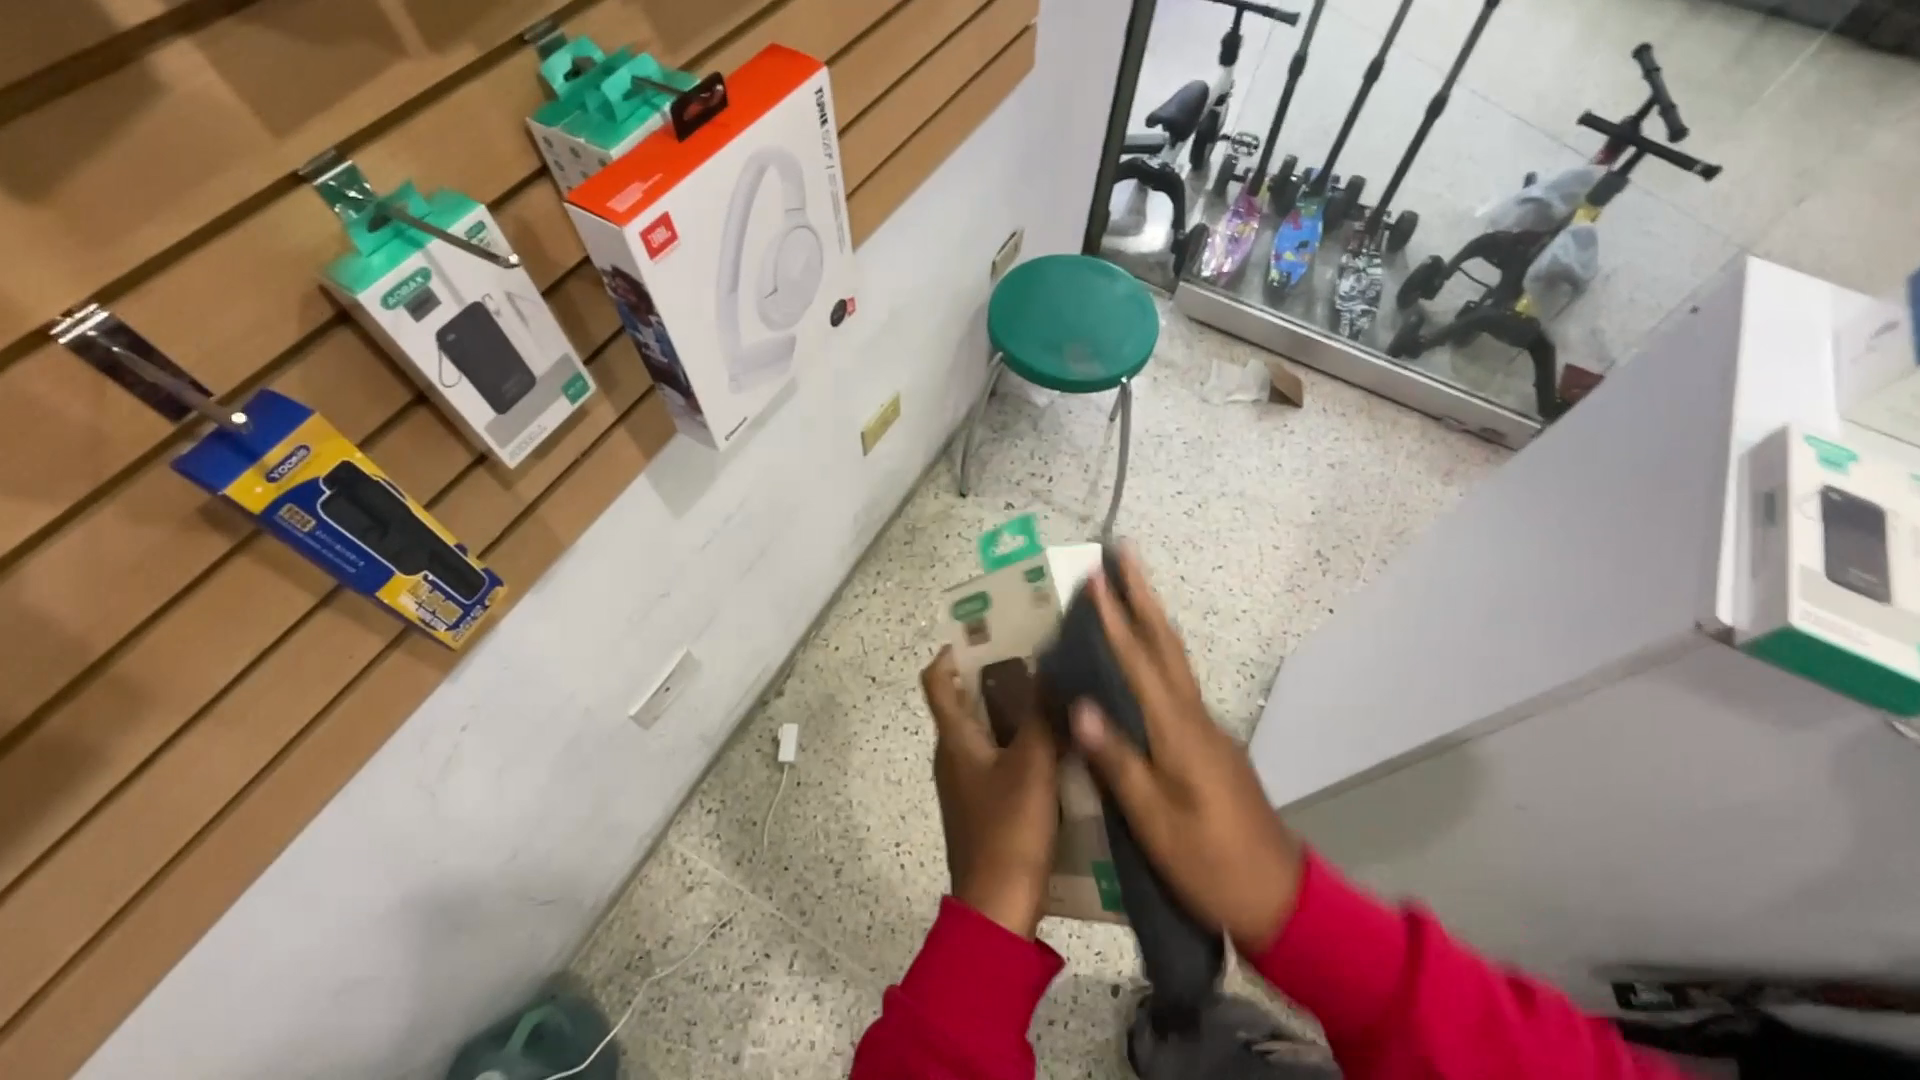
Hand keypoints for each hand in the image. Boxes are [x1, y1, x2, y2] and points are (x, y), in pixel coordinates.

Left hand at [922, 647, 1059, 938]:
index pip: (937, 683)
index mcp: (954, 740)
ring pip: (984, 736)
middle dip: (995, 681)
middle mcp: (951, 758)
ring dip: (1010, 715)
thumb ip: (1040, 716)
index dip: (950, 655)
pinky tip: (1055, 752)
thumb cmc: (1009, 829)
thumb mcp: (1032, 766)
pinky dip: (1017, 748)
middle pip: (965, 706)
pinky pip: (996, 764)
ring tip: (1052, 700)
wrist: (997, 907)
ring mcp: (964, 787)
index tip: (979, 636)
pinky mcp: (981, 811)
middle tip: (1036, 663)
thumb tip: (1047, 668)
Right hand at [1069, 548, 1304, 953]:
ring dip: (1152, 620)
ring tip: (1132, 590)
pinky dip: (1157, 656)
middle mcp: (1195, 720)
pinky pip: (1176, 686)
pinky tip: (1144, 659)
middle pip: (1167, 647)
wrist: (1277, 896)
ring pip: (1175, 662)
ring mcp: (1207, 731)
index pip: (1140, 664)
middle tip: (1126, 553)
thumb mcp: (1155, 821)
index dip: (1115, 620)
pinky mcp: (1209, 747)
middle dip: (1144, 597)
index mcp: (1179, 733)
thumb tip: (1080, 705)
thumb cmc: (1208, 862)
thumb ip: (1119, 761)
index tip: (1097, 577)